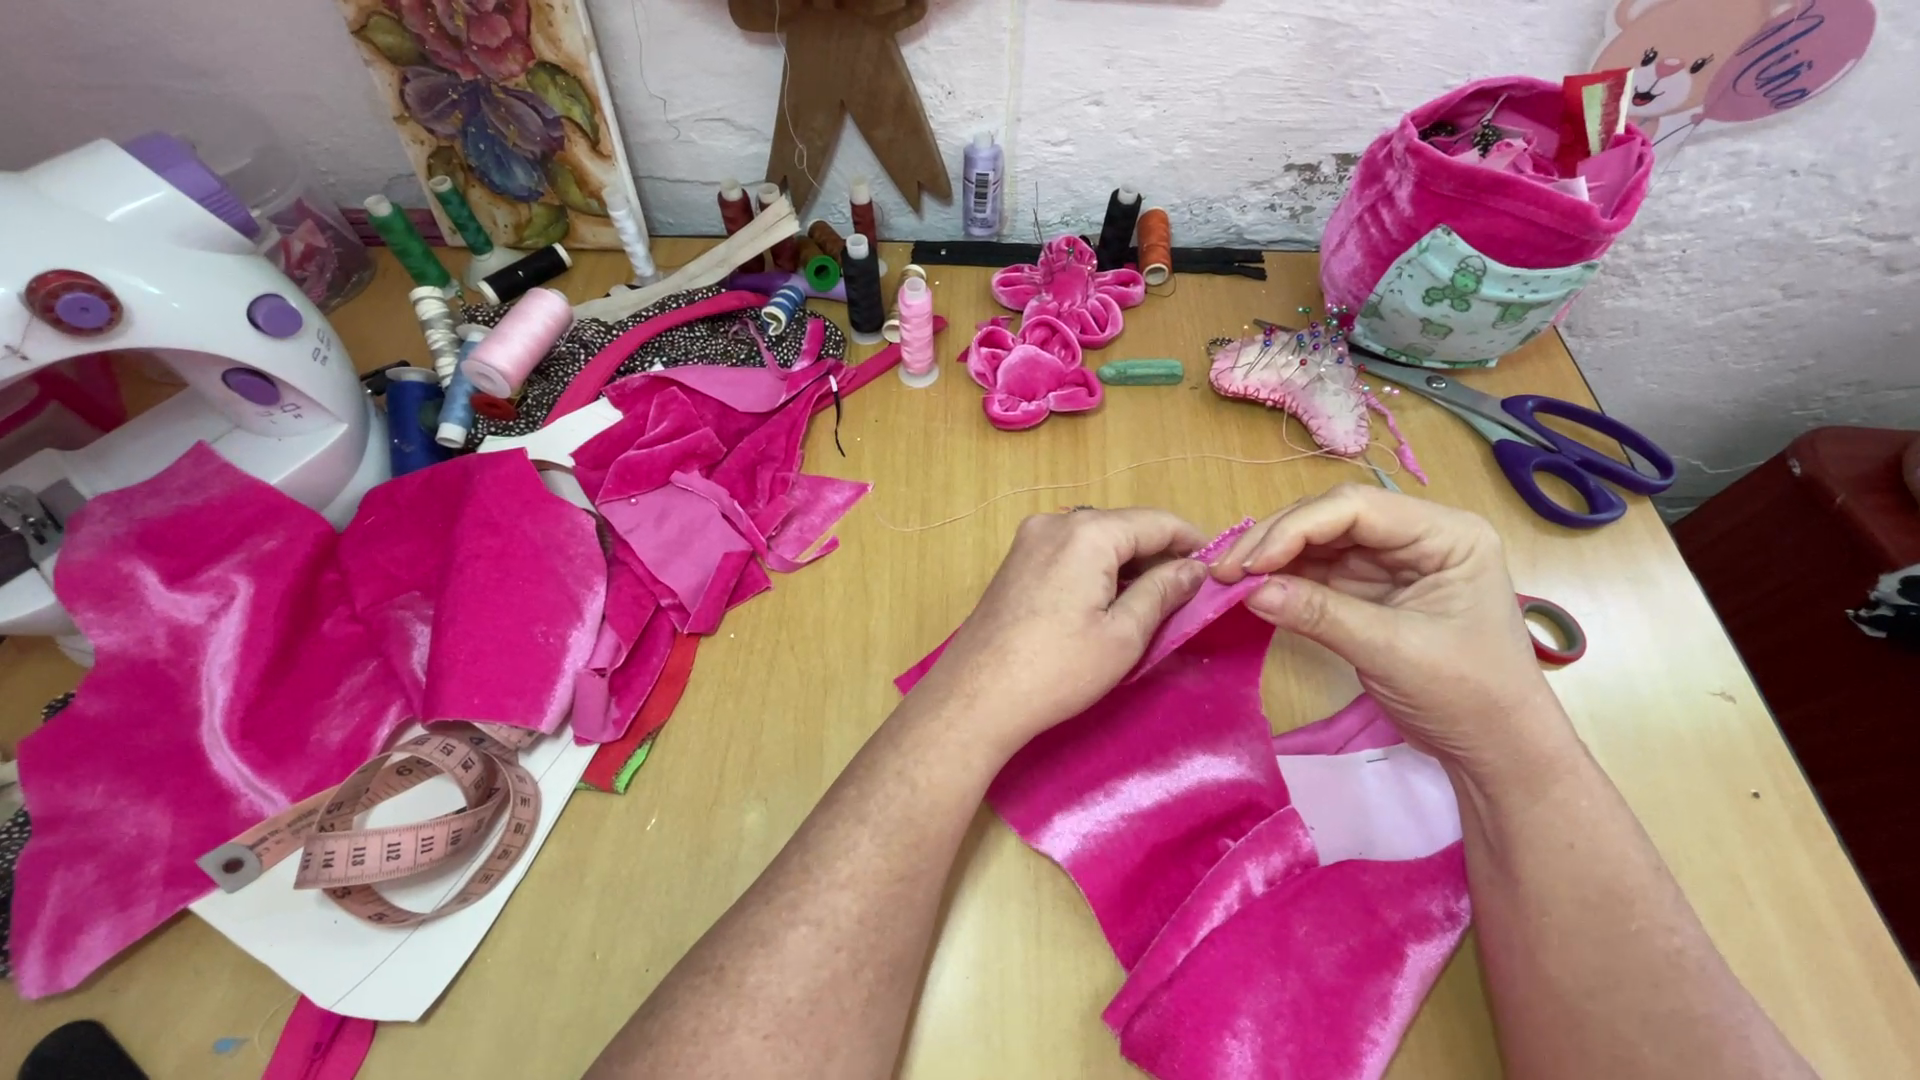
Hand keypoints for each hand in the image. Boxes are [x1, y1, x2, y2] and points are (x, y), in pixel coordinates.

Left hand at [907, 508, 1207, 759]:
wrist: (974, 697)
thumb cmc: (1057, 670)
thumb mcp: (1124, 635)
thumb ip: (1162, 591)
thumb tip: (1193, 569)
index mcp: (1087, 532)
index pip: (1156, 522)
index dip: (1191, 542)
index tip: (1216, 570)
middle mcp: (1054, 523)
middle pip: (1123, 527)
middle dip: (1157, 555)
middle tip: (1185, 595)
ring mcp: (1028, 541)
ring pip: (1095, 541)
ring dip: (1126, 565)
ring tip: (1150, 605)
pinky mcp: (1014, 563)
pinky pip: (1069, 553)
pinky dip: (1095, 571)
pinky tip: (1106, 605)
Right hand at [1211, 485, 1574, 779]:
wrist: (1494, 749)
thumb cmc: (1466, 696)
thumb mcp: (1393, 652)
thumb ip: (1321, 614)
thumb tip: (1249, 591)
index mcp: (1446, 534)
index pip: (1356, 508)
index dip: (1296, 528)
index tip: (1249, 565)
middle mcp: (1417, 536)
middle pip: (1331, 517)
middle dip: (1276, 540)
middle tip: (1225, 571)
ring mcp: (1391, 561)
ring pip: (1317, 541)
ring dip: (1272, 557)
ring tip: (1229, 579)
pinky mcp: (1370, 588)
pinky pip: (1317, 571)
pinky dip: (1282, 579)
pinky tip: (1252, 589)